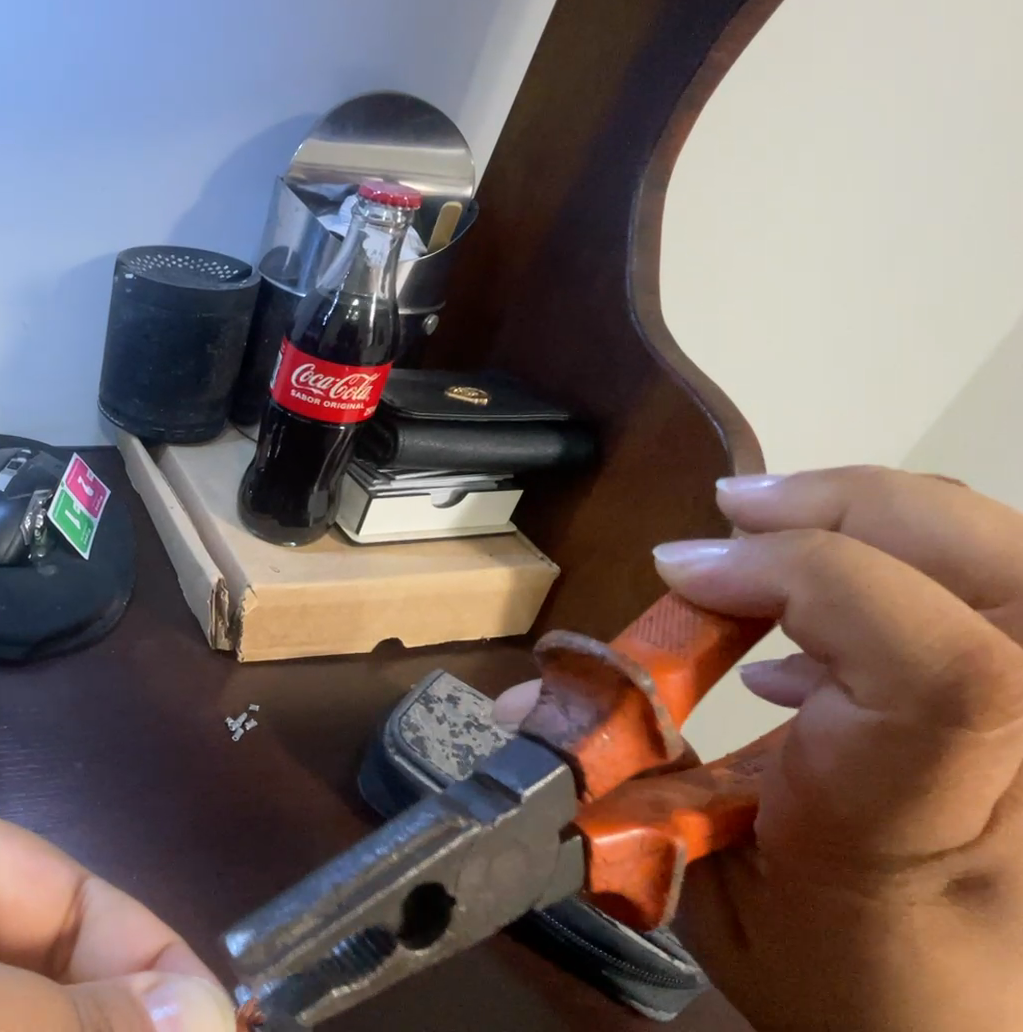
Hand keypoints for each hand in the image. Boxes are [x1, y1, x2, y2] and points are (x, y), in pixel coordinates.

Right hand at [496, 467, 1022, 1031]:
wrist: (974, 1027)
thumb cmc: (836, 978)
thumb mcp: (701, 889)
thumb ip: (615, 779)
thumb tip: (515, 704)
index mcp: (907, 827)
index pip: (936, 671)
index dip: (803, 577)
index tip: (678, 569)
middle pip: (1006, 576)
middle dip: (851, 508)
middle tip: (732, 509)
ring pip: (1019, 563)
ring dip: (883, 520)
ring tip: (772, 534)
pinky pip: (1007, 596)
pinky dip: (914, 561)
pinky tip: (826, 619)